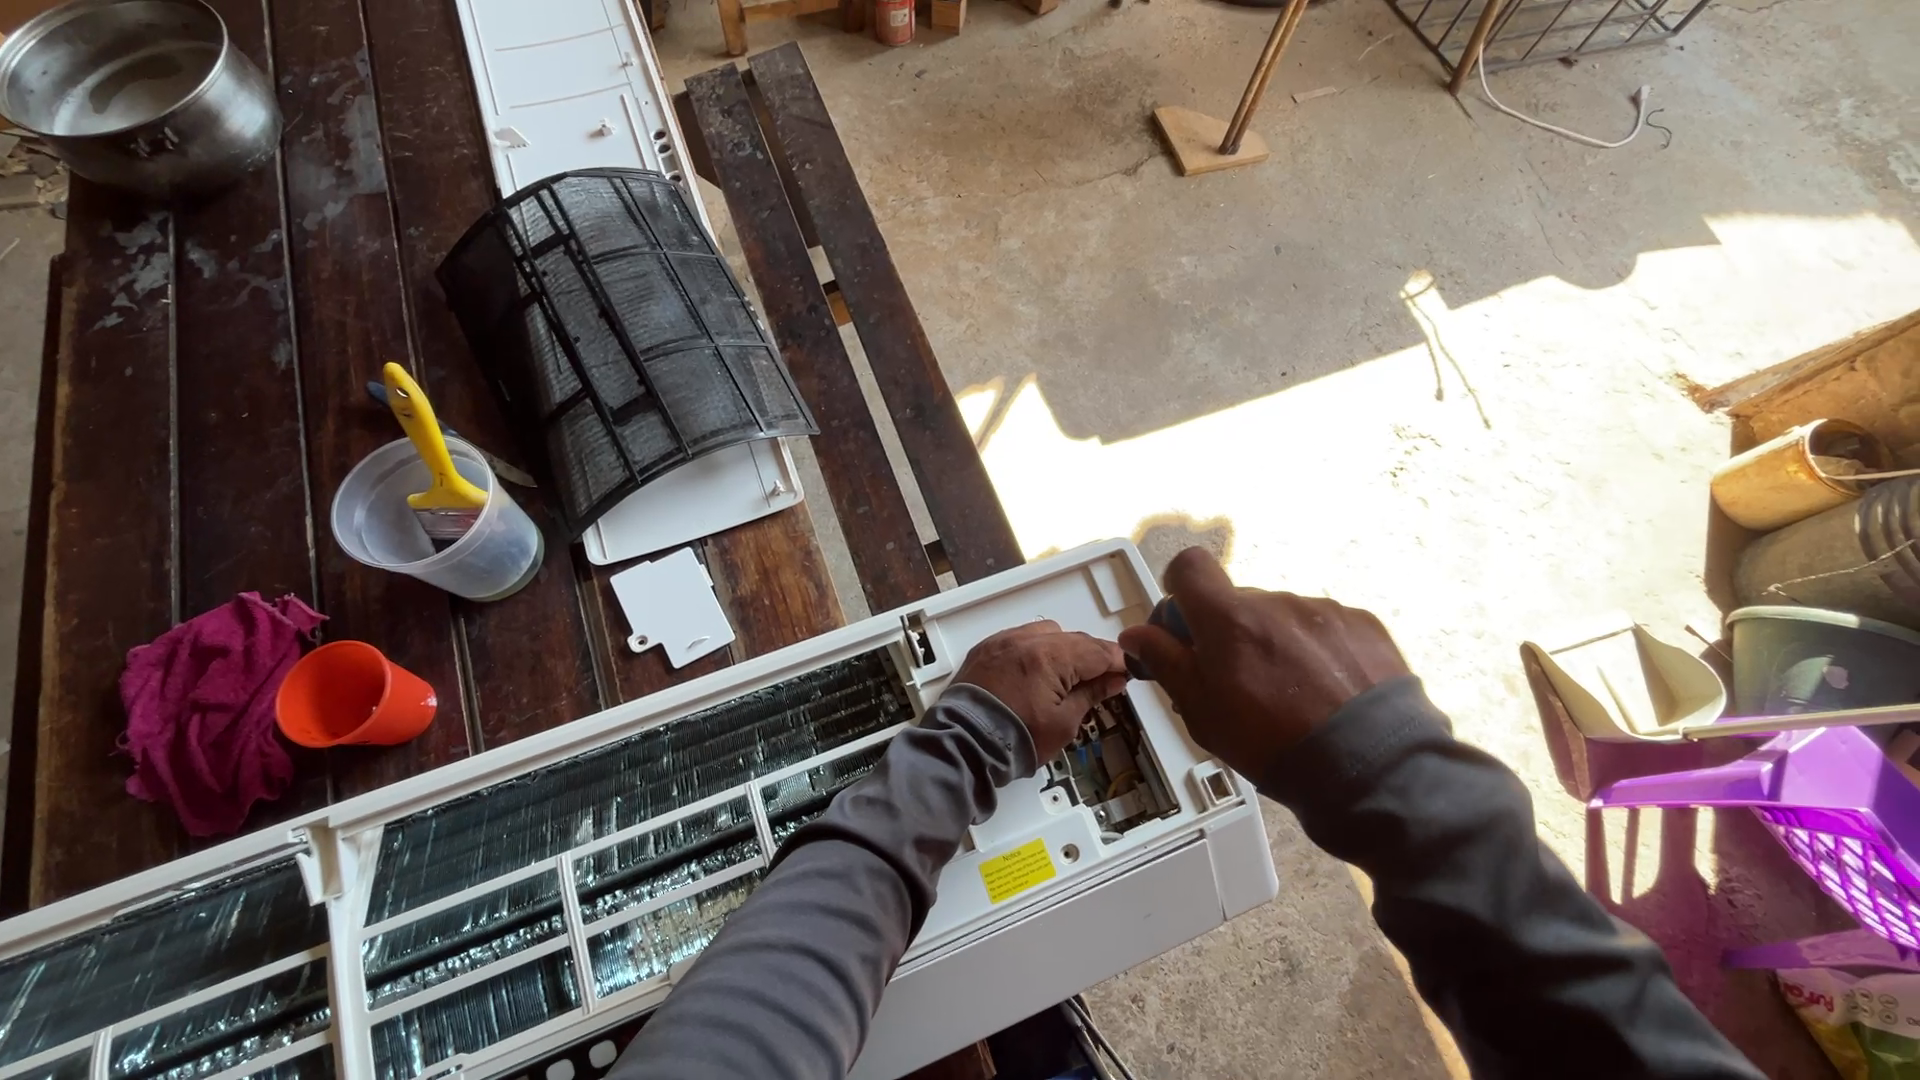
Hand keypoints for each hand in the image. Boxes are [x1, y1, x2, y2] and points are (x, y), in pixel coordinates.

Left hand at [951, 621, 1129, 760]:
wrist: (964, 745)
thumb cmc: (1013, 740)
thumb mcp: (1064, 723)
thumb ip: (1091, 694)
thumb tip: (1113, 680)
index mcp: (1049, 657)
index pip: (1096, 651)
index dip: (1116, 661)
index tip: (1127, 671)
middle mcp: (1025, 641)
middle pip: (1073, 639)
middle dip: (1091, 656)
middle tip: (1104, 678)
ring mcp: (1003, 642)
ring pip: (1047, 634)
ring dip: (1063, 649)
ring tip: (1068, 677)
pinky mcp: (986, 649)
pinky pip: (1020, 639)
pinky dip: (1035, 649)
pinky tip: (1040, 670)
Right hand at [1118, 548, 1410, 777]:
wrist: (1371, 768)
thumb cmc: (1271, 743)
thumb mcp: (1201, 711)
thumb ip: (1165, 662)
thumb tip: (1136, 635)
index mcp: (1228, 618)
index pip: (1190, 566)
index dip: (1181, 587)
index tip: (1186, 621)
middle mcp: (1275, 602)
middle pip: (1237, 600)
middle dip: (1230, 630)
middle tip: (1239, 679)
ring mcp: (1323, 611)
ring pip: (1281, 616)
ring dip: (1276, 642)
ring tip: (1292, 694)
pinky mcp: (1363, 625)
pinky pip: (1325, 627)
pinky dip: (1318, 650)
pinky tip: (1326, 691)